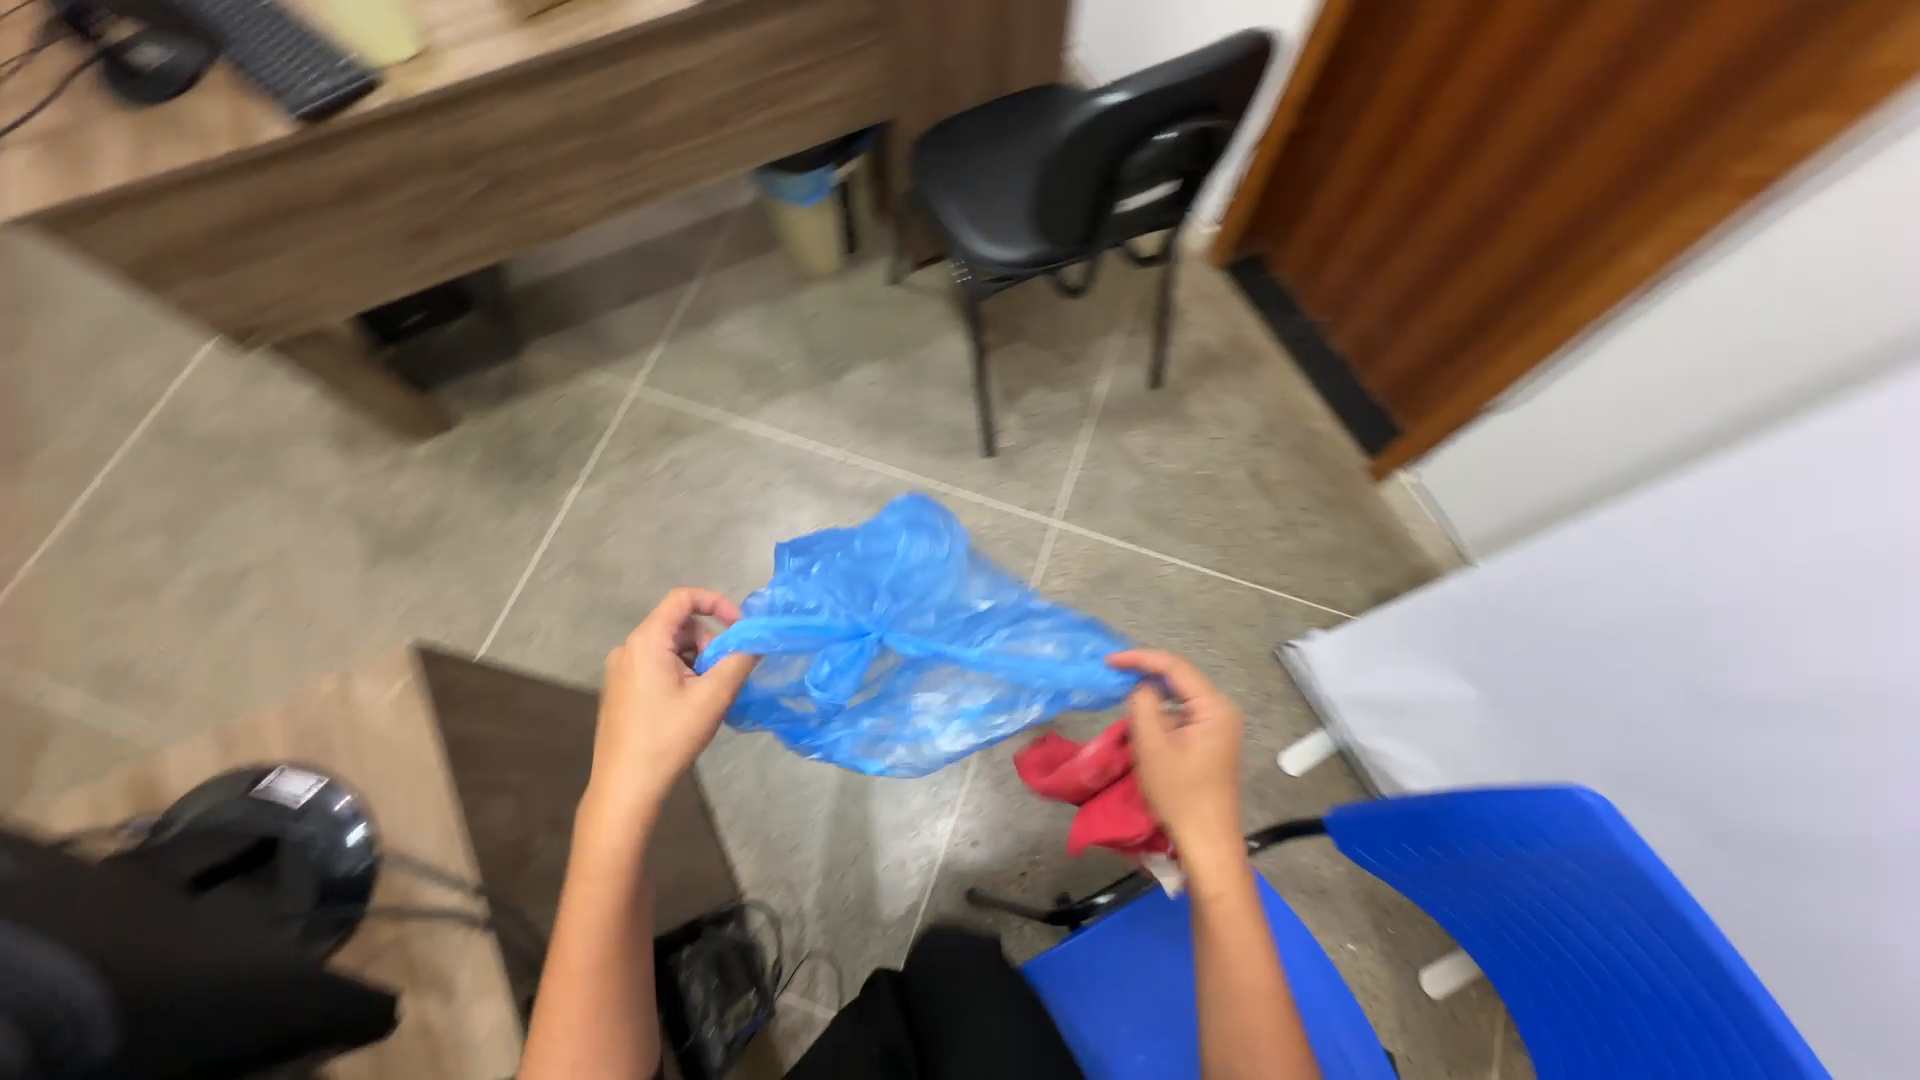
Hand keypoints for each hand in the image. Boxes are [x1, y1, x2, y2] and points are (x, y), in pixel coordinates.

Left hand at [583, 588, 758, 824]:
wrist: (626, 787)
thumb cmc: (668, 737)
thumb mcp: (713, 697)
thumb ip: (740, 660)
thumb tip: (757, 641)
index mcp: (646, 641)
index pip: (683, 598)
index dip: (716, 603)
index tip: (740, 628)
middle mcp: (628, 649)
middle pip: (679, 626)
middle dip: (710, 643)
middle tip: (726, 675)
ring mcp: (621, 671)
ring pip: (671, 649)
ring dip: (697, 662)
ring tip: (708, 697)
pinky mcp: (621, 691)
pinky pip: (658, 667)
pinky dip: (682, 675)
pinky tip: (690, 707)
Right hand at [1108, 649, 1244, 860]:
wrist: (1206, 841)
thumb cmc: (1179, 794)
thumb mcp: (1152, 746)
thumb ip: (1143, 705)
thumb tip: (1141, 686)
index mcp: (1214, 708)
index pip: (1175, 667)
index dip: (1140, 659)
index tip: (1109, 661)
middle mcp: (1223, 711)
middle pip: (1180, 679)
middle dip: (1146, 674)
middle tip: (1113, 674)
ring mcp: (1220, 727)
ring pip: (1180, 698)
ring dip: (1153, 697)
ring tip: (1123, 696)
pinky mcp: (1213, 742)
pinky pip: (1184, 716)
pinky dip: (1162, 715)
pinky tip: (1143, 724)